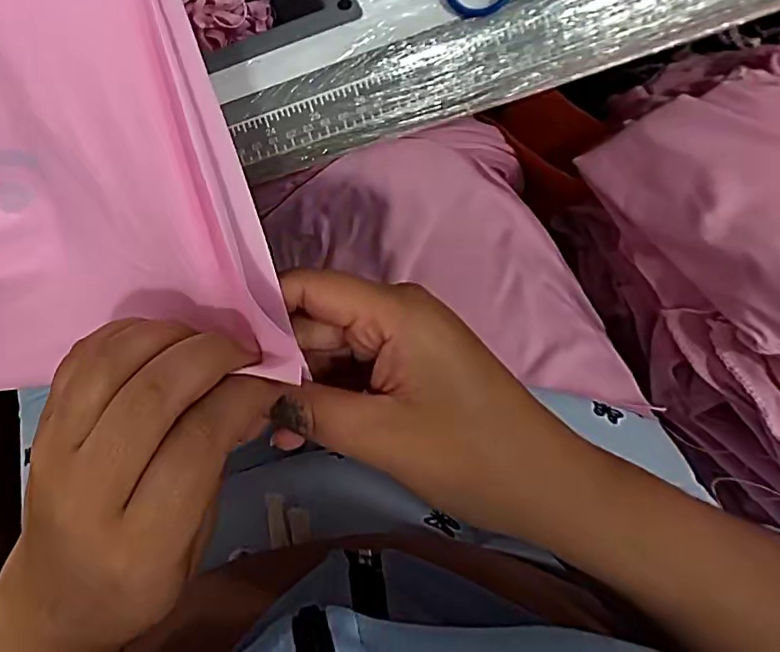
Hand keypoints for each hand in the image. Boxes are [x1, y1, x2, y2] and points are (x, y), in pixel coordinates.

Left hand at [0, 320, 277, 651]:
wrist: (56, 593)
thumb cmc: (134, 581)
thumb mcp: (192, 545)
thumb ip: (217, 464)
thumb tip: (249, 391)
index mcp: (137, 544)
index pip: (195, 443)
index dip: (238, 395)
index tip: (264, 376)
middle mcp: (87, 491)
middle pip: (151, 395)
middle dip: (206, 355)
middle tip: (238, 348)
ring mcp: (54, 449)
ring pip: (111, 364)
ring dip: (164, 334)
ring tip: (197, 339)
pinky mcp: (41, 421)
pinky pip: (81, 356)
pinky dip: (123, 333)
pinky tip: (154, 337)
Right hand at [267, 270, 593, 539]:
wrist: (555, 492)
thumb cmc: (474, 457)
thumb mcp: (382, 437)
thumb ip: (310, 407)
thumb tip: (251, 390)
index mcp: (393, 309)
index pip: (308, 287)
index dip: (263, 307)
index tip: (224, 341)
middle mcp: (393, 310)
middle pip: (315, 320)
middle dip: (280, 359)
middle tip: (238, 399)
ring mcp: (401, 336)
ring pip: (330, 348)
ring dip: (301, 385)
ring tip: (269, 426)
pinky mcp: (406, 362)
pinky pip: (352, 368)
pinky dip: (328, 395)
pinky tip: (300, 428)